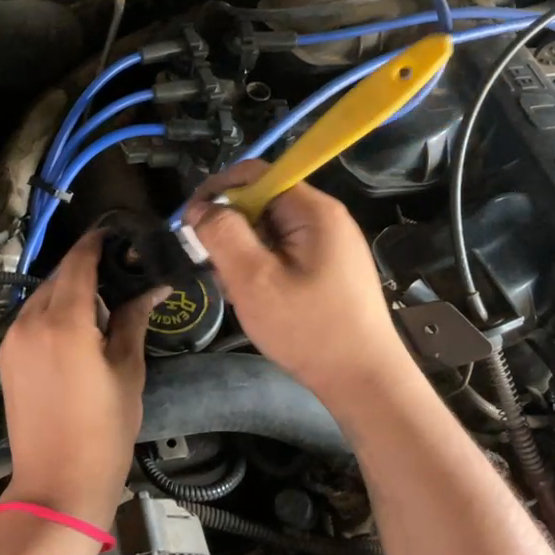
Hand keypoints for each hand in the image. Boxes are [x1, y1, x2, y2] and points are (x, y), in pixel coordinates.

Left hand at [0, 231, 165, 526]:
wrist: (56, 484)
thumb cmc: (103, 432)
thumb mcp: (127, 372)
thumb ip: (133, 321)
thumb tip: (152, 289)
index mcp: (64, 321)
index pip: (79, 262)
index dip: (96, 243)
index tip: (116, 234)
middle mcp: (30, 321)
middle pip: (57, 277)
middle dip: (85, 270)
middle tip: (119, 274)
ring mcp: (12, 340)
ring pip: (41, 297)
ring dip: (67, 292)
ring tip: (101, 304)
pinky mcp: (5, 358)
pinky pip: (30, 319)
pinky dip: (51, 313)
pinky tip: (76, 330)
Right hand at [188, 161, 410, 395]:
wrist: (363, 380)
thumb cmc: (308, 329)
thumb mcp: (254, 280)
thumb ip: (223, 235)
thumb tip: (200, 207)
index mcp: (313, 211)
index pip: (257, 174)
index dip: (219, 190)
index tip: (191, 220)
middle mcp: (324, 219)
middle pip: (261, 201)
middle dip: (228, 226)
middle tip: (209, 263)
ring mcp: (328, 245)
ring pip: (268, 230)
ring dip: (241, 251)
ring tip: (232, 287)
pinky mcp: (326, 269)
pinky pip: (281, 252)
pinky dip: (259, 267)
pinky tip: (252, 297)